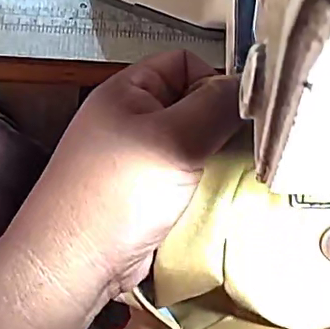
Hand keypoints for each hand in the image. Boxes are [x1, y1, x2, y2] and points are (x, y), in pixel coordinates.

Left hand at [10, 51, 241, 306]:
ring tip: (226, 179)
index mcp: (130, 92)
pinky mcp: (150, 195)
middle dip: (220, 128)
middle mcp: (134, 121)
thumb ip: (217, 107)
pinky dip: (206, 188)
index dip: (213, 82)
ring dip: (216, 162)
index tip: (234, 115)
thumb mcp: (173, 140)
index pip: (186, 63)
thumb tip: (251, 89)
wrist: (78, 265)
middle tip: (236, 151)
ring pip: (197, 147)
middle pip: (196, 108)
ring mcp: (141, 160)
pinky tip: (215, 200)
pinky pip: (190, 180)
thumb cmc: (115, 197)